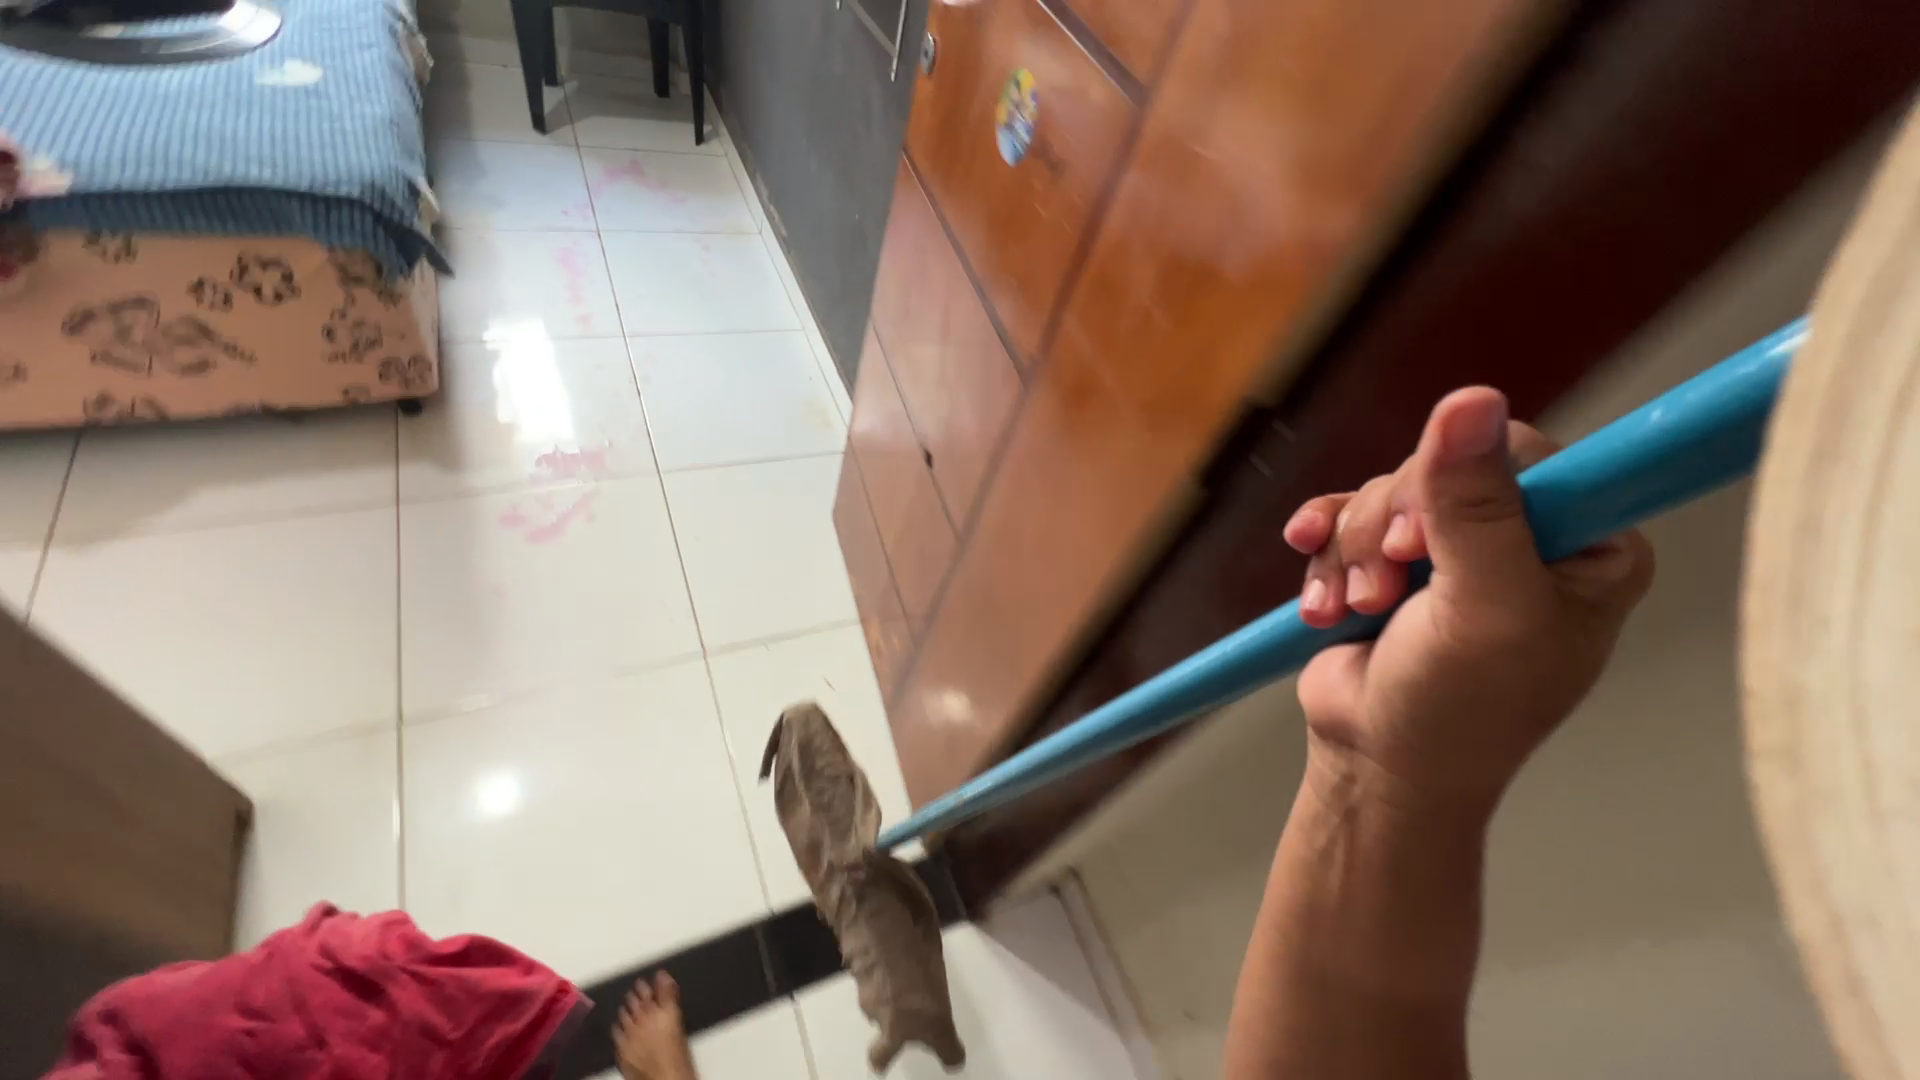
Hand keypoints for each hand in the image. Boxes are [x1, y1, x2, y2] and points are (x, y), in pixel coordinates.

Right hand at [1283, 388, 1654, 816]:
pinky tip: (1316, 596)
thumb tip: (1469, 396)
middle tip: (1381, 590)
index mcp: (1580, 544)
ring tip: (1350, 609)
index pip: (1520, 454)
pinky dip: (1318, 553)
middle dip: (1387, 530)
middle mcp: (1516, 537)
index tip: (1420, 544)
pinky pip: (1338, 519)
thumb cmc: (1457, 708)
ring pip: (1377, 495)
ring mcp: (1443, 550)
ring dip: (1348, 552)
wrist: (1375, 763)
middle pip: (1433, 470)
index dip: (1455, 481)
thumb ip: (1476, 506)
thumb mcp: (1483, 607)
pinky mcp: (1381, 563)